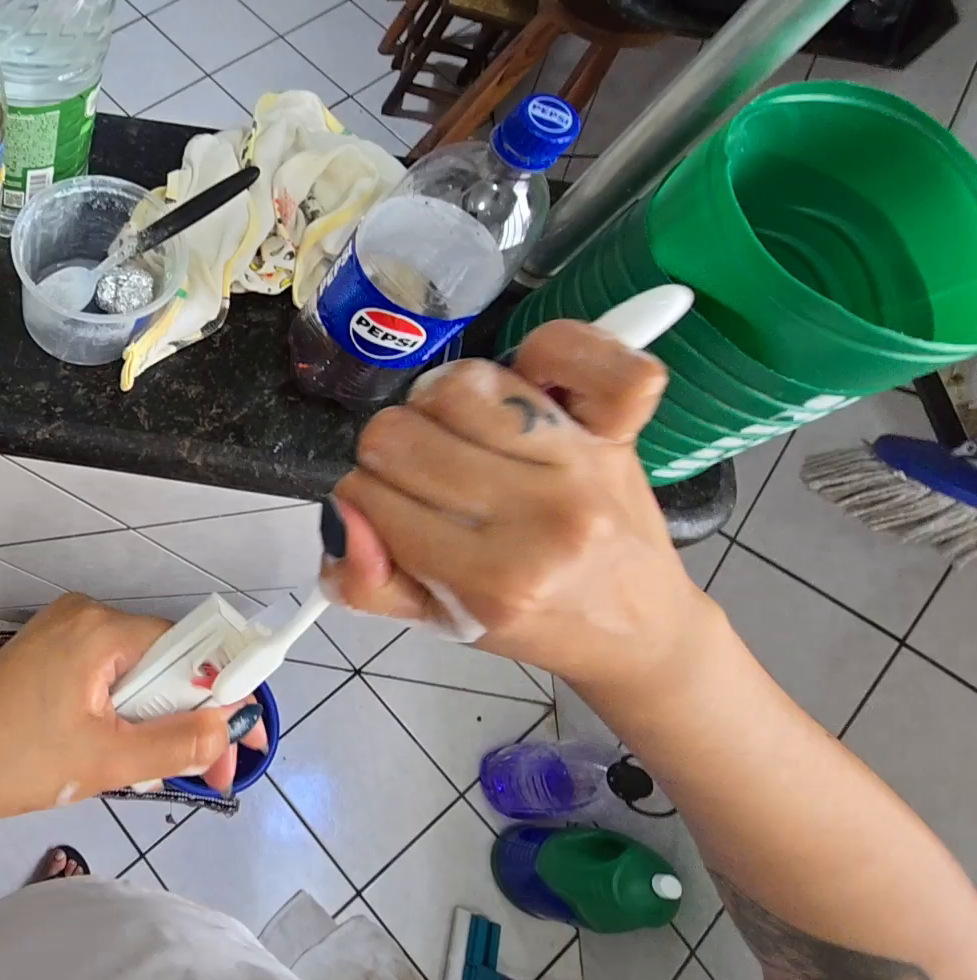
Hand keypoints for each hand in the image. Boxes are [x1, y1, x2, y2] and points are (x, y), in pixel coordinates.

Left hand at [0, 596, 236, 863]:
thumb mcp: (108, 761)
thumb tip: (228, 726)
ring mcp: (58, 629)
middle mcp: (82, 614)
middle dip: (185, 716)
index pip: (187, 648)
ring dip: (149, 718)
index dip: (222, 694)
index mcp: (99, 628)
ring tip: (144, 768)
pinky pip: (101, 672)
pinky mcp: (43, 649)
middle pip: (159, 659)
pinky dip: (117, 709)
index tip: (241, 742)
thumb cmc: (20, 762)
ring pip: (131, 671)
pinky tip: (110, 747)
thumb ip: (177, 742)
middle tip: (199, 772)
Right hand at [320, 320, 721, 689]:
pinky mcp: (617, 429)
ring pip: (455, 386)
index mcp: (490, 578)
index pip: (363, 493)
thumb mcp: (429, 623)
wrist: (636, 628)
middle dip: (387, 455)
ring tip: (455, 437)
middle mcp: (541, 518)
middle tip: (417, 481)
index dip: (359, 500)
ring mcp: (581, 464)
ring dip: (437, 407)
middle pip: (395, 434)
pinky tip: (529, 380)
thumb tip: (342, 516)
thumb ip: (363, 584)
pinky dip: (551, 351)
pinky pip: (582, 354)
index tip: (386, 516)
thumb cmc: (524, 622)